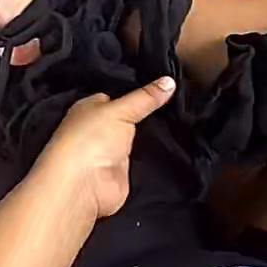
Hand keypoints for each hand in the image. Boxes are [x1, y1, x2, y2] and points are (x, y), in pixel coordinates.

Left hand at [28, 78, 176, 219]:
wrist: (83, 186)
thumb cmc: (90, 139)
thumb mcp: (120, 110)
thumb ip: (146, 98)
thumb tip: (170, 80)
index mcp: (89, 108)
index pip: (116, 94)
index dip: (137, 89)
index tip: (163, 83)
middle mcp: (98, 128)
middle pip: (129, 116)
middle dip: (148, 111)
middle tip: (178, 98)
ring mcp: (111, 150)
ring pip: (137, 136)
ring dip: (153, 132)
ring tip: (183, 117)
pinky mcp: (122, 169)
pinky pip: (143, 156)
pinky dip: (155, 152)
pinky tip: (176, 142)